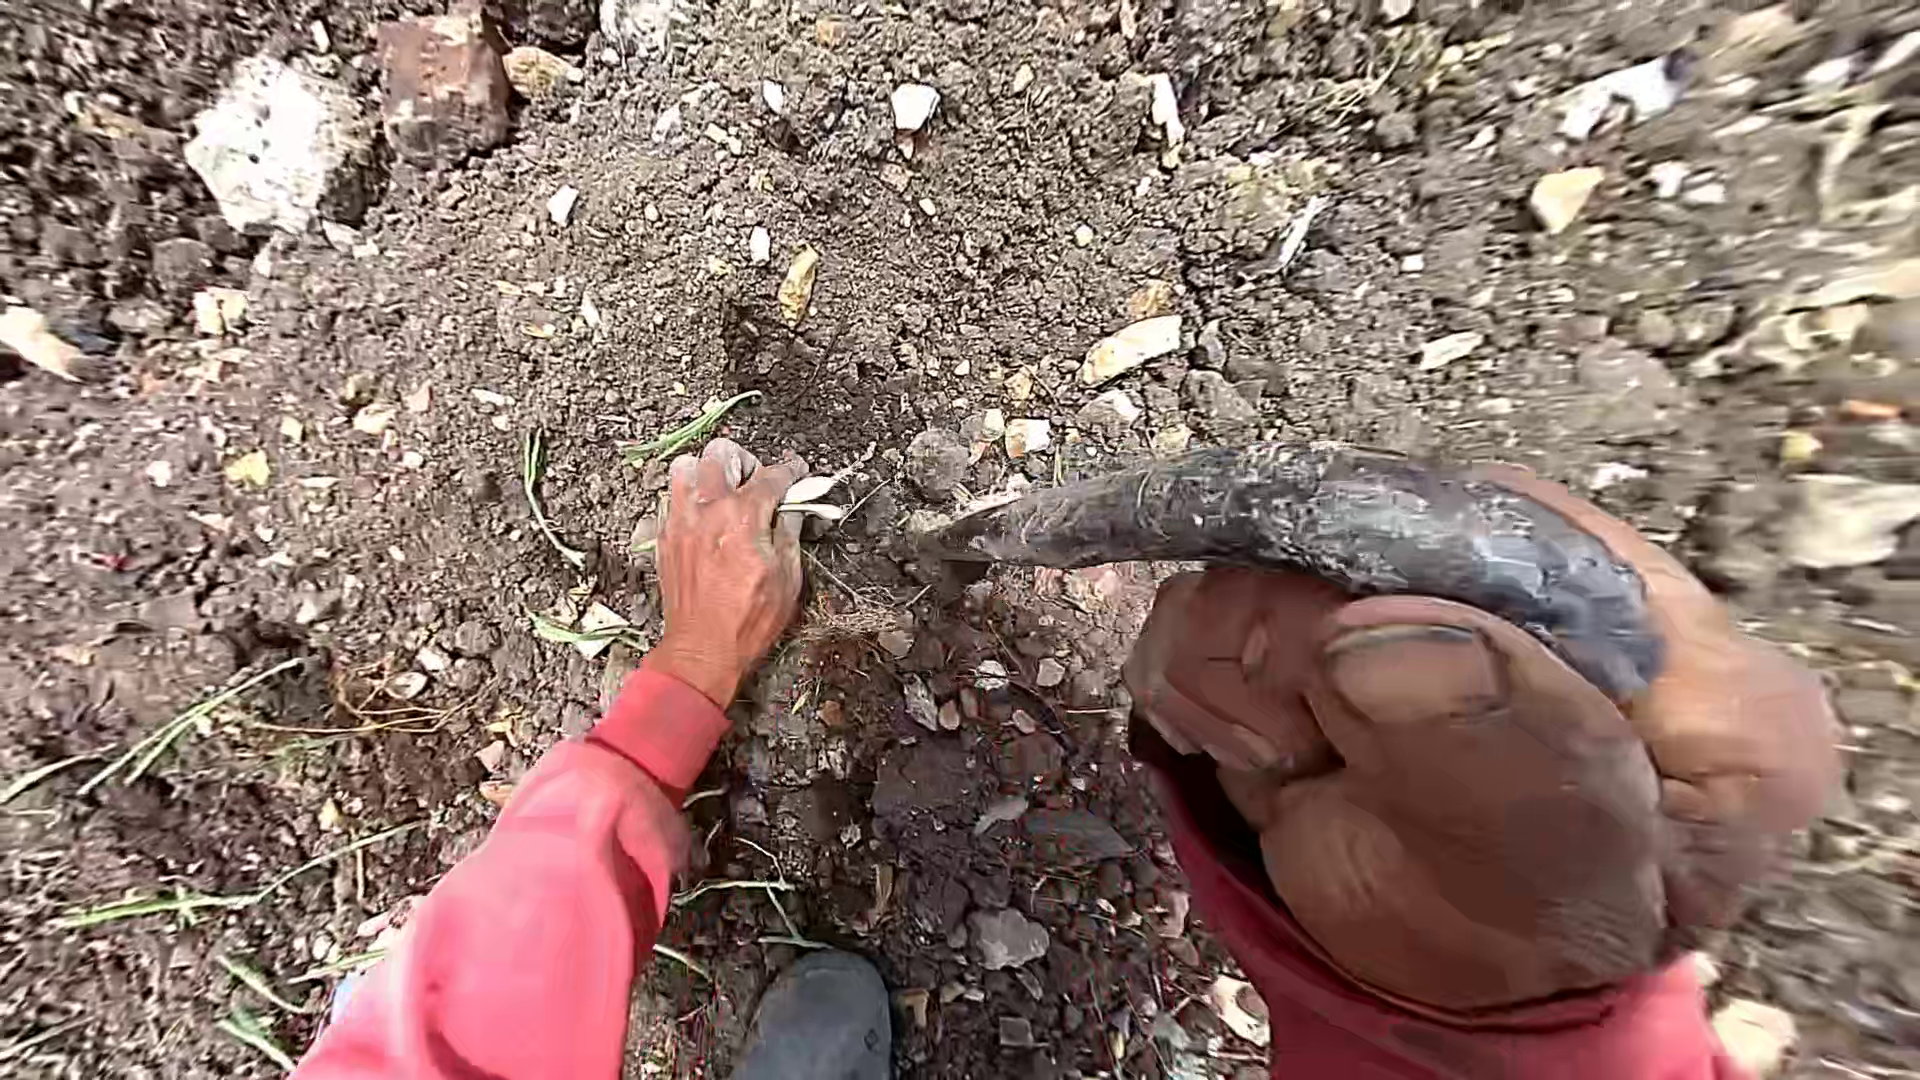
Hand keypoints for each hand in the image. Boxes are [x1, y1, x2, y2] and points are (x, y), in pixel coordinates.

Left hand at [642, 439, 807, 706]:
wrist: (703, 649)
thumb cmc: (748, 620)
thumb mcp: (788, 576)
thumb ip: (790, 532)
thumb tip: (795, 509)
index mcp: (743, 518)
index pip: (771, 476)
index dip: (791, 470)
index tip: (798, 472)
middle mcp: (707, 512)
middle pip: (721, 454)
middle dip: (746, 463)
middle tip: (758, 483)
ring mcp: (681, 523)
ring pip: (686, 467)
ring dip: (710, 473)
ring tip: (726, 493)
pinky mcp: (666, 538)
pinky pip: (672, 497)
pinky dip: (691, 497)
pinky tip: (708, 518)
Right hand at [1125, 468, 1837, 1011]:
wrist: (1409, 945)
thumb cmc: (1512, 920)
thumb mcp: (1560, 877)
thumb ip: (1514, 766)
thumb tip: (1365, 635)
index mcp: (1604, 603)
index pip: (1471, 512)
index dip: (1381, 584)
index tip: (1338, 685)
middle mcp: (1463, 573)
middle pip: (1316, 536)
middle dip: (1280, 656)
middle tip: (1307, 744)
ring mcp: (1348, 590)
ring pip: (1227, 573)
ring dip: (1223, 686)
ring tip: (1280, 757)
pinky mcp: (1264, 620)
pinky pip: (1178, 614)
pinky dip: (1182, 690)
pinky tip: (1239, 746)